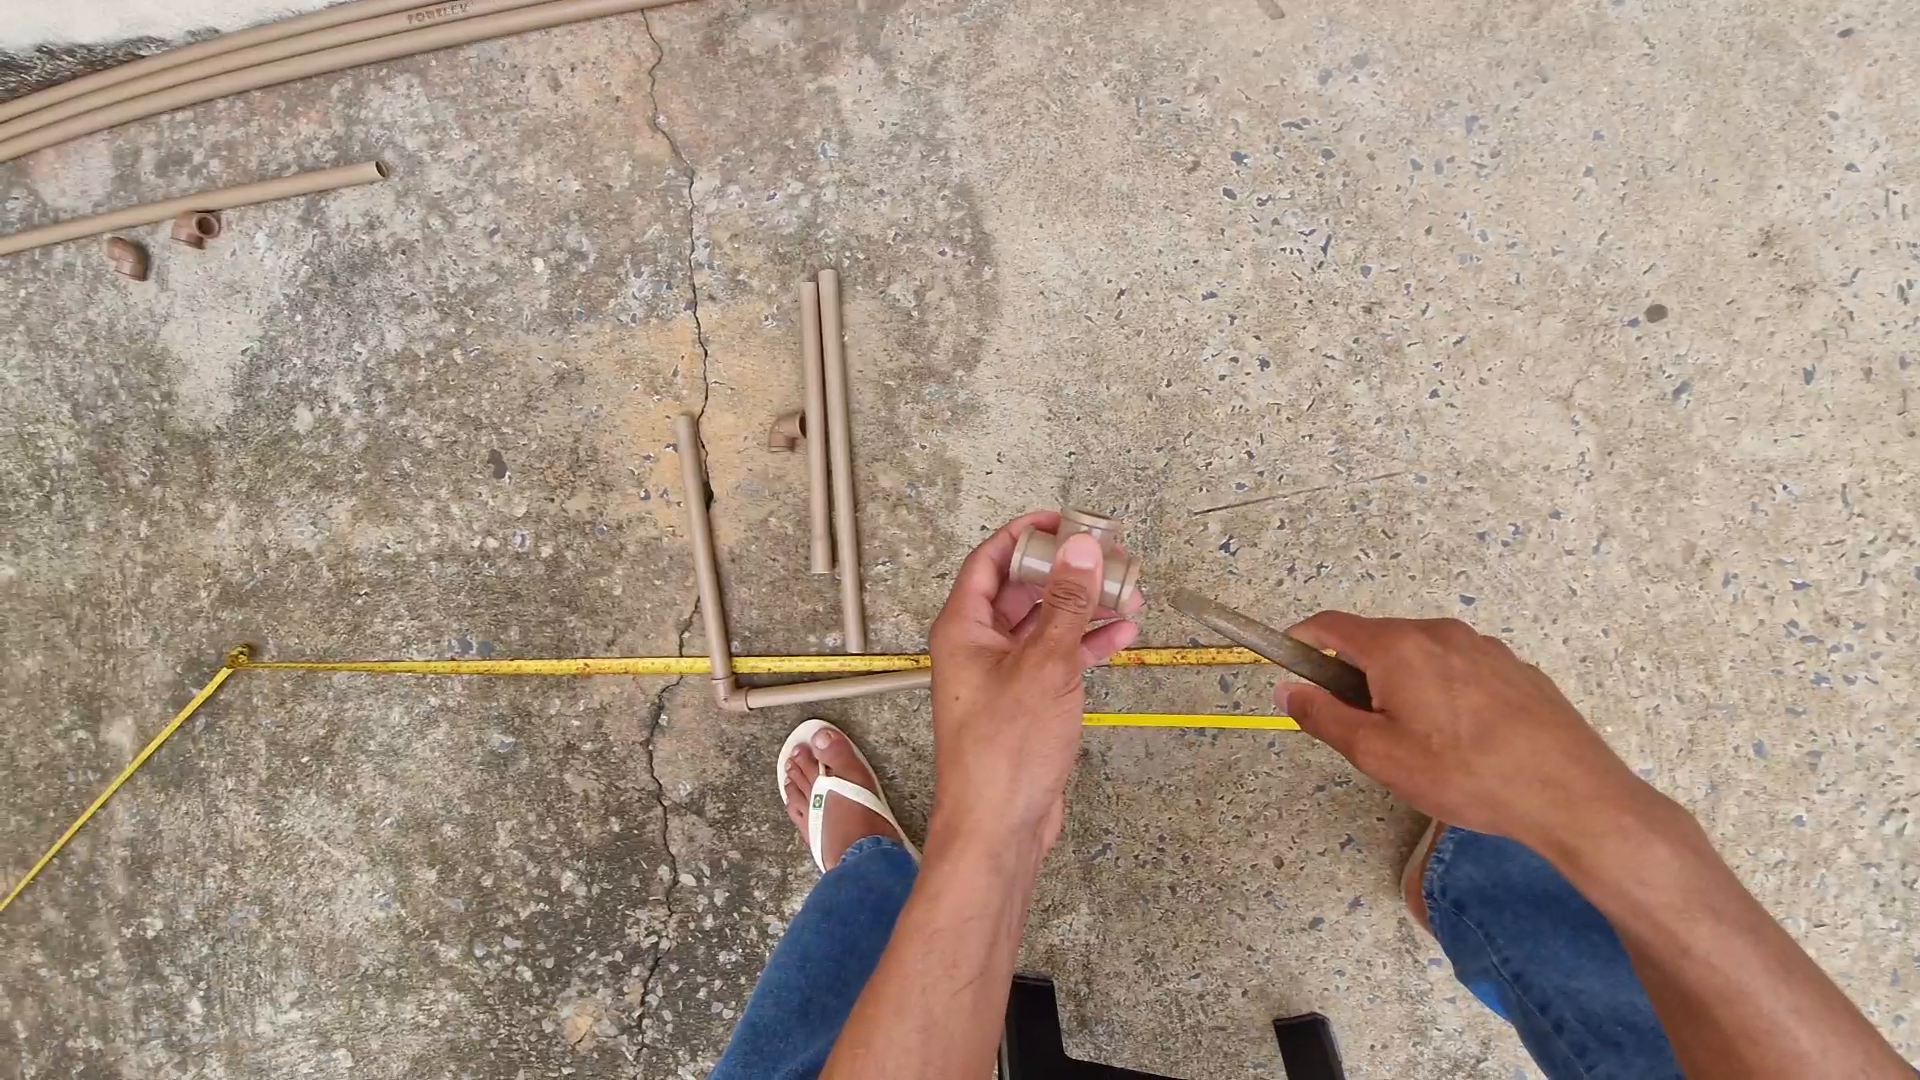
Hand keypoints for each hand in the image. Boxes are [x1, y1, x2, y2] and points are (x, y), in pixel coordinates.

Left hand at [927, 512, 1141, 858]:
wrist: (1000, 825)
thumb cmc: (1006, 746)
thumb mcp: (1043, 665)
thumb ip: (1065, 604)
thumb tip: (1081, 547)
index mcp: (963, 626)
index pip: (990, 559)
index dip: (1024, 534)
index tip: (1063, 520)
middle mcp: (979, 643)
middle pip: (1023, 589)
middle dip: (1065, 571)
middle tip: (1108, 556)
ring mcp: (1004, 672)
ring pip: (1046, 623)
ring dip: (1084, 607)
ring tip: (1128, 592)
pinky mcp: (1027, 699)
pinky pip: (1057, 657)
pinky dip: (1086, 644)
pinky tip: (1122, 633)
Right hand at [1279, 613, 1654, 855]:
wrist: (1576, 799)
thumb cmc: (1464, 774)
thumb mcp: (1377, 754)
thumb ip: (1322, 716)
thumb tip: (1287, 689)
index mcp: (1396, 647)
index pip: (1330, 625)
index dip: (1301, 638)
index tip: (1289, 661)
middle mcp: (1437, 633)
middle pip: (1375, 639)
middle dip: (1353, 671)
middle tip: (1359, 722)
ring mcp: (1483, 647)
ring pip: (1419, 652)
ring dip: (1399, 679)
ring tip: (1415, 734)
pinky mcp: (1516, 668)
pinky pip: (1458, 666)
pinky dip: (1440, 686)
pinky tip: (1462, 735)